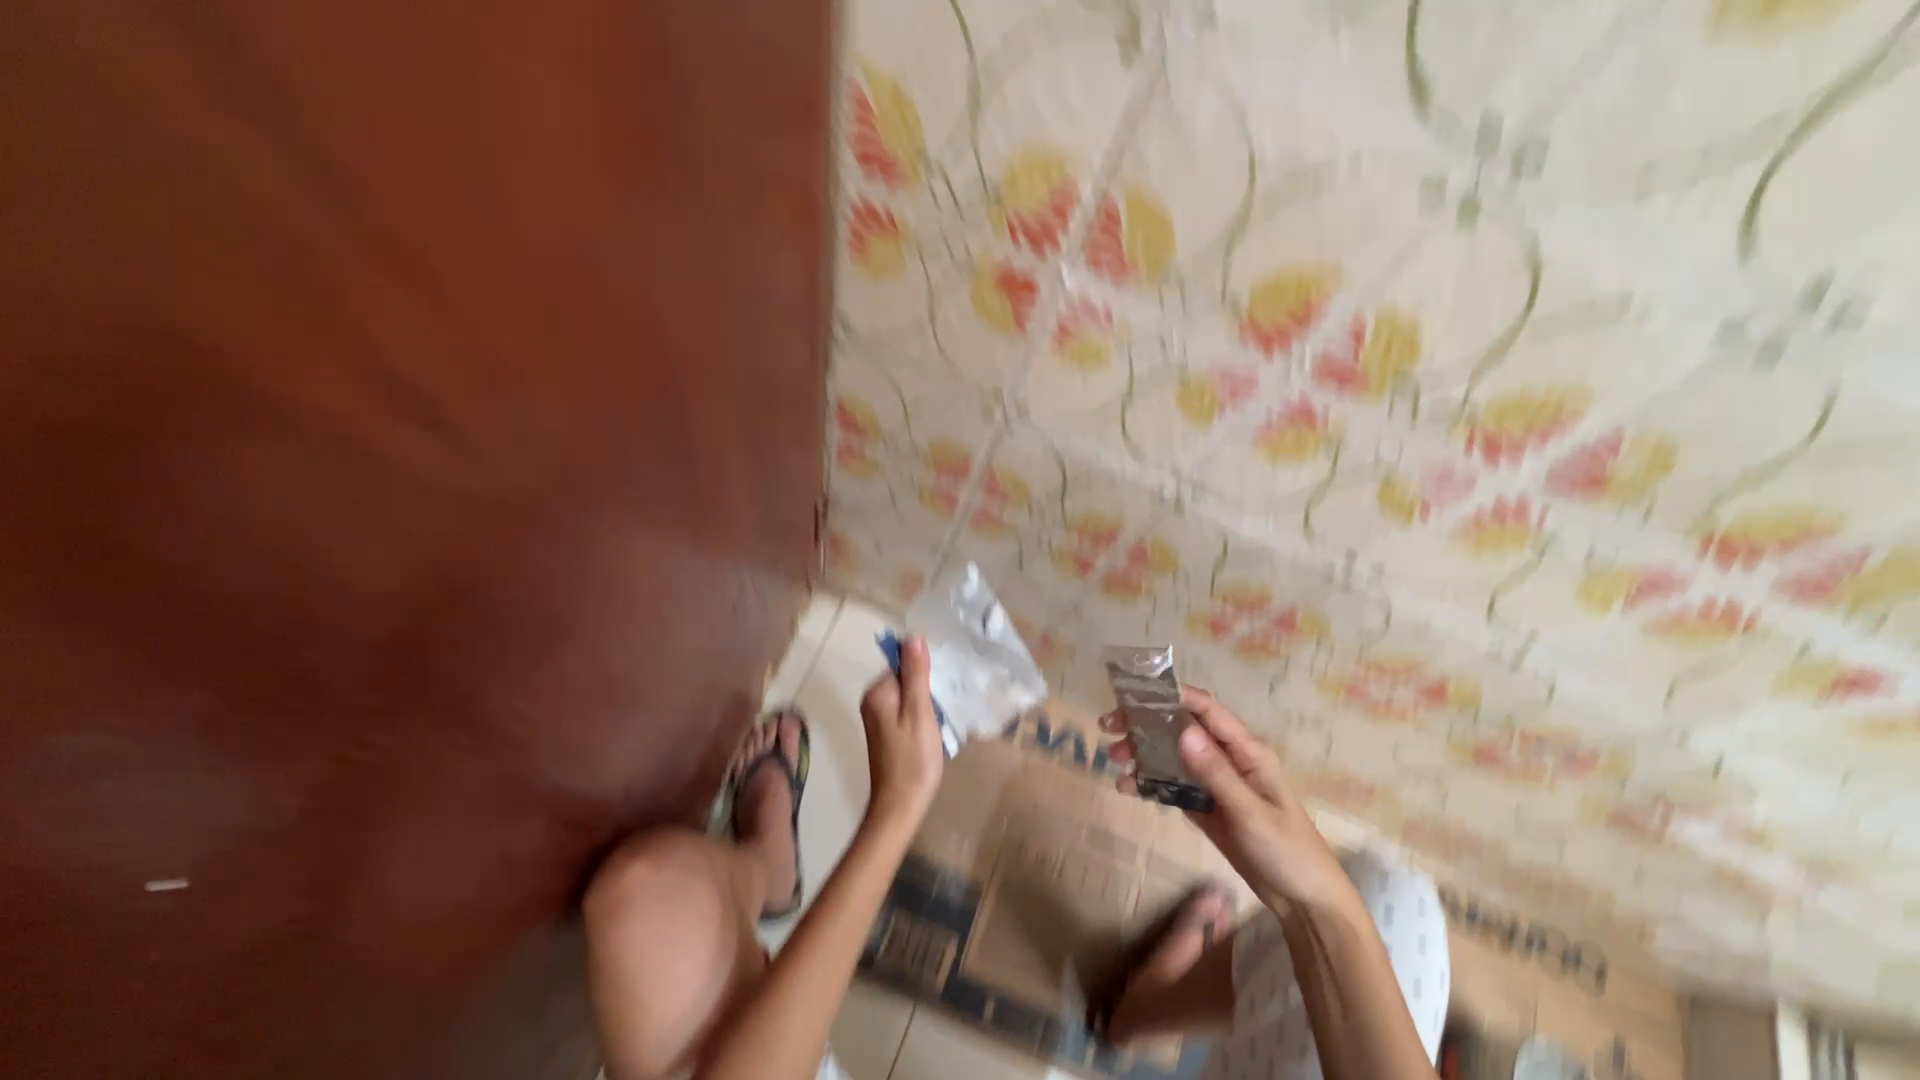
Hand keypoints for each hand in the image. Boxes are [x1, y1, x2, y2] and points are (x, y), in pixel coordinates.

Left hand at [860, 635, 944, 827]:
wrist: (901, 804)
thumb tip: (913, 637)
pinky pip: (907, 713)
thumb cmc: (914, 759)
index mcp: (878, 692)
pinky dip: (922, 719)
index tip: (940, 693)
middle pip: (906, 680)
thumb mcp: (919, 712)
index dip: (926, 675)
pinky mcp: (886, 733)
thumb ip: (916, 674)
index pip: (904, 665)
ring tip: (939, 725)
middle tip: (942, 712)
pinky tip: (932, 735)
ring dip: (927, 707)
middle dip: (927, 691)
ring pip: (909, 698)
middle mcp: (872, 701)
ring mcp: (878, 718)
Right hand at [1103, 688, 1356, 914]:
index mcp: (1247, 753)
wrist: (1304, 900)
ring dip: (1144, 753)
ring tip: (1113, 758)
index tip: (1135, 693)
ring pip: (1174, 757)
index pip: (1208, 711)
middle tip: (1109, 727)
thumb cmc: (1287, 851)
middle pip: (1183, 730)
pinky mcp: (1207, 809)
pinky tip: (1128, 788)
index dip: (1174, 696)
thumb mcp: (1251, 812)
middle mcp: (1230, 761)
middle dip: (1147, 724)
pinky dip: (1151, 783)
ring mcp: (1216, 785)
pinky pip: (1174, 787)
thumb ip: (1216, 773)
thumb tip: (1182, 731)